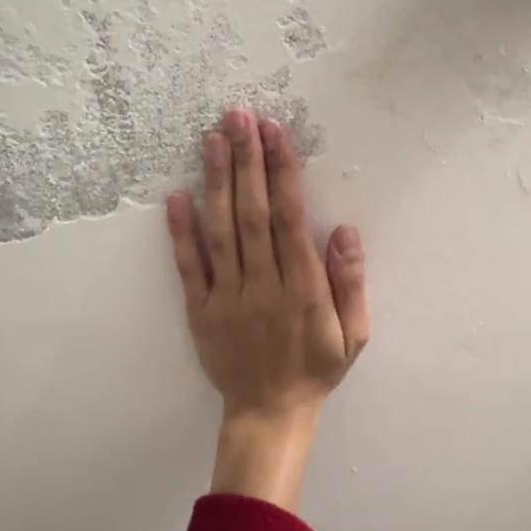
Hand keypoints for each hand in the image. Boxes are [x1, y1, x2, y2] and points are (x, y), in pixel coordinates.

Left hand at [166, 107, 371, 510]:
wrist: (270, 413)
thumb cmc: (316, 369)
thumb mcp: (353, 334)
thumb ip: (350, 282)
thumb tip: (344, 230)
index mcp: (302, 288)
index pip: (288, 218)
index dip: (281, 172)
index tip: (274, 133)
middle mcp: (263, 285)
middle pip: (252, 213)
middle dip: (247, 161)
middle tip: (239, 116)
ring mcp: (227, 297)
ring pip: (221, 231)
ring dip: (217, 182)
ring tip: (213, 139)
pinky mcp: (201, 310)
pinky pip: (190, 267)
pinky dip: (181, 232)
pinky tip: (177, 196)